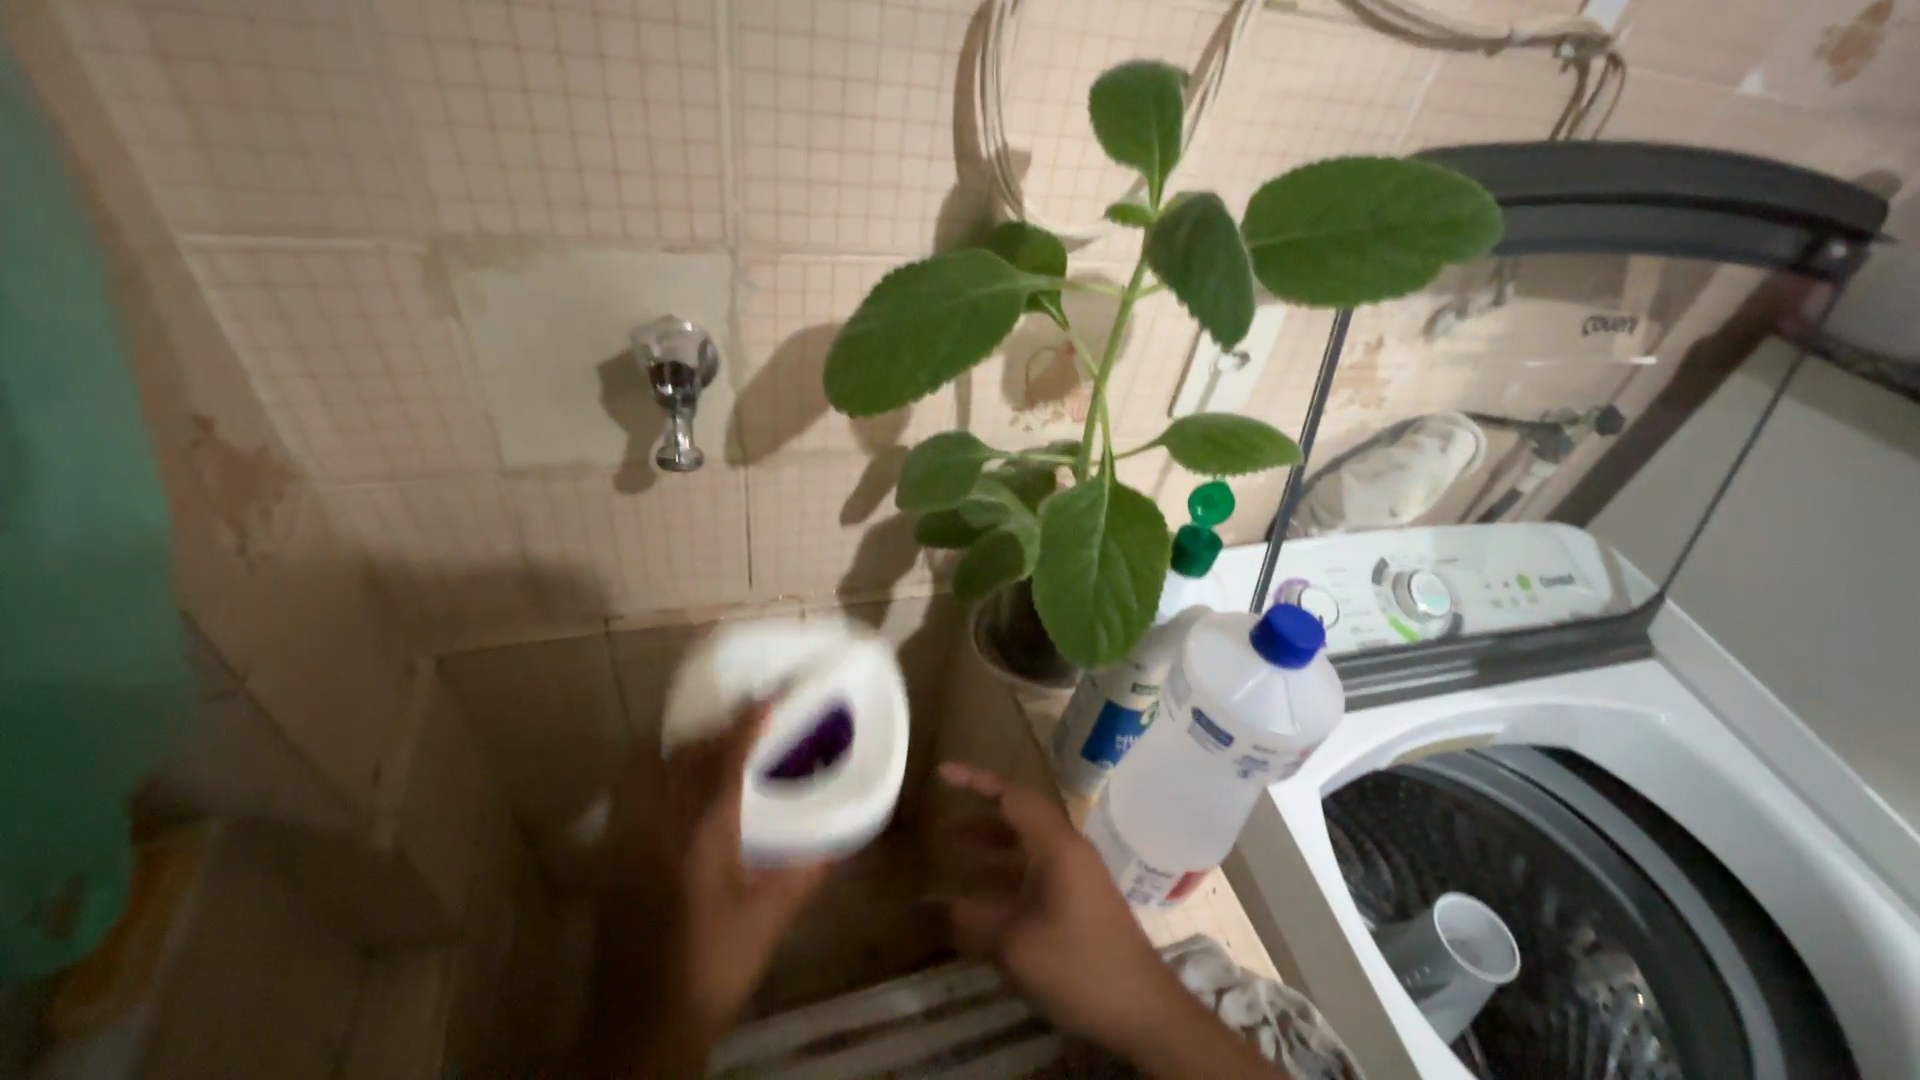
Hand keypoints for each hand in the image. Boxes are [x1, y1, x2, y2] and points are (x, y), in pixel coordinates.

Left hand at [587, 706, 830, 1073]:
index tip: (773, 698)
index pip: (725, 761)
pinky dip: (650, 774)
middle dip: (717, 731)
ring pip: (645, 768)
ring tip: (708, 749)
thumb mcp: (772, 919)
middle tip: (750, 726)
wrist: (644, 1020)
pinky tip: (671, 789)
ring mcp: (626, 840)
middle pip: (682, 756)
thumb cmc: (716, 966)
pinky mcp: (609, 857)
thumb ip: (808, 872)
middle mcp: (658, 826)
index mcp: (703, 836)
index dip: (749, 724)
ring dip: (678, 748)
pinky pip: (627, 794)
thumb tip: (843, 840)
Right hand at [934, 762, 1193, 1056]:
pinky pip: (1036, 874)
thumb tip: (930, 905)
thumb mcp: (1012, 944)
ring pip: (1027, 849)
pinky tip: (981, 901)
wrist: (1143, 1011)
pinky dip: (1006, 877)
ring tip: (953, 858)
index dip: (975, 780)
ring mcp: (1078, 877)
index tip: (943, 773)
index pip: (1012, 795)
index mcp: (1056, 846)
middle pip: (1019, 819)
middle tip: (941, 828)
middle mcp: (1068, 851)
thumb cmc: (1077, 966)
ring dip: (991, 850)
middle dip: (979, 819)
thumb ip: (968, 919)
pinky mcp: (1080, 902)